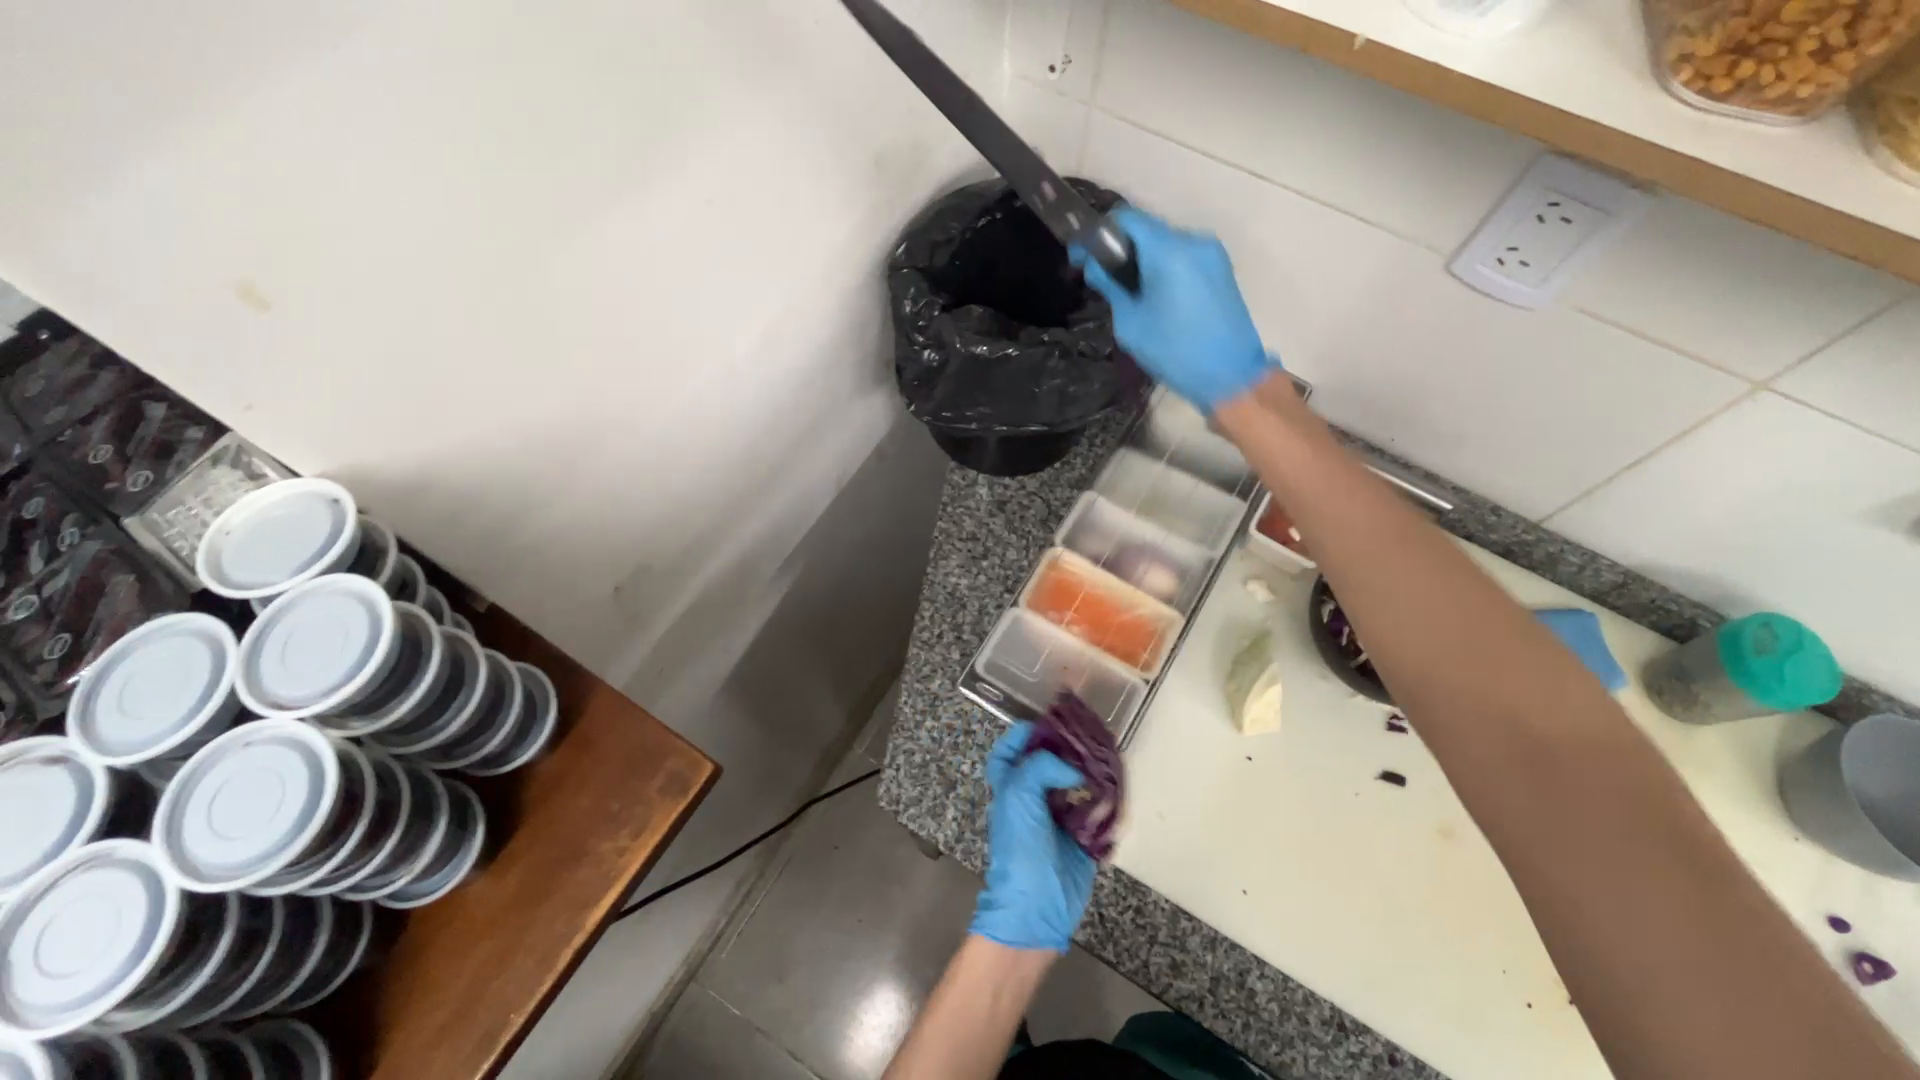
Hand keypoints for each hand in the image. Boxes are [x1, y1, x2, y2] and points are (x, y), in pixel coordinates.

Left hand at [969, 723, 1096, 952]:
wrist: (1036, 905)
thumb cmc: (1020, 846)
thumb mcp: (1019, 795)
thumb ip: (1042, 766)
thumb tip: (1074, 767)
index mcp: (1012, 788)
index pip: (1011, 752)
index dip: (1024, 735)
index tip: (1051, 723)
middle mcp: (1035, 800)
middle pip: (1050, 765)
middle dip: (1070, 751)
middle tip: (1094, 735)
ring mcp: (1060, 820)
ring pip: (1078, 787)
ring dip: (1094, 775)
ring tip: (1112, 758)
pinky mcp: (1084, 840)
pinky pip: (1099, 815)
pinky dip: (1109, 804)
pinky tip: (1120, 790)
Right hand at [1074, 207, 1277, 410]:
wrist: (1231, 374)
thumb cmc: (1175, 352)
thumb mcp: (1131, 323)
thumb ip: (1110, 286)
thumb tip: (1095, 266)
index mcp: (1168, 251)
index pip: (1125, 218)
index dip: (1099, 234)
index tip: (1084, 258)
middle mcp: (1192, 241)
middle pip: (1146, 230)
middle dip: (1121, 249)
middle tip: (1103, 278)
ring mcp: (1210, 252)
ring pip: (1165, 243)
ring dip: (1143, 260)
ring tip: (1130, 291)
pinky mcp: (1220, 267)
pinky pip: (1182, 256)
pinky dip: (1163, 267)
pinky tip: (1155, 295)